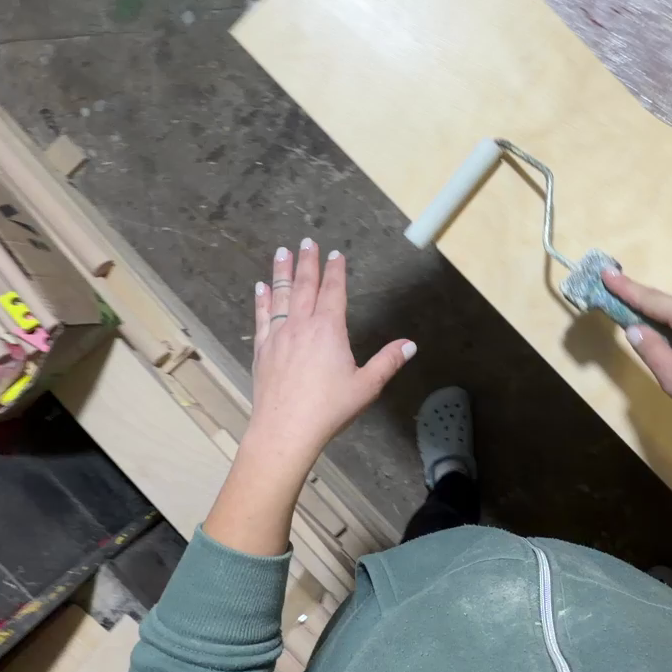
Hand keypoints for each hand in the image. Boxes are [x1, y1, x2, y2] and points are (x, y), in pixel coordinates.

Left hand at [247, 238, 414, 470]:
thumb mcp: (366, 386)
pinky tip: (261, 288)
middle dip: (307, 262)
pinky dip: (262, 299)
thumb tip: (410, 345)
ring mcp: (278, 335)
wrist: (285, 429)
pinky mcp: (262, 349)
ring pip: (280, 295)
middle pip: (305, 286)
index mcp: (329, 329)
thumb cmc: (329, 408)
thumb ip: (387, 362)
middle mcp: (302, 325)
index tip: (336, 254)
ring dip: (282, 272)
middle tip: (307, 241)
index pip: (333, 292)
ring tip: (282, 252)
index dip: (336, 271)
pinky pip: (262, 317)